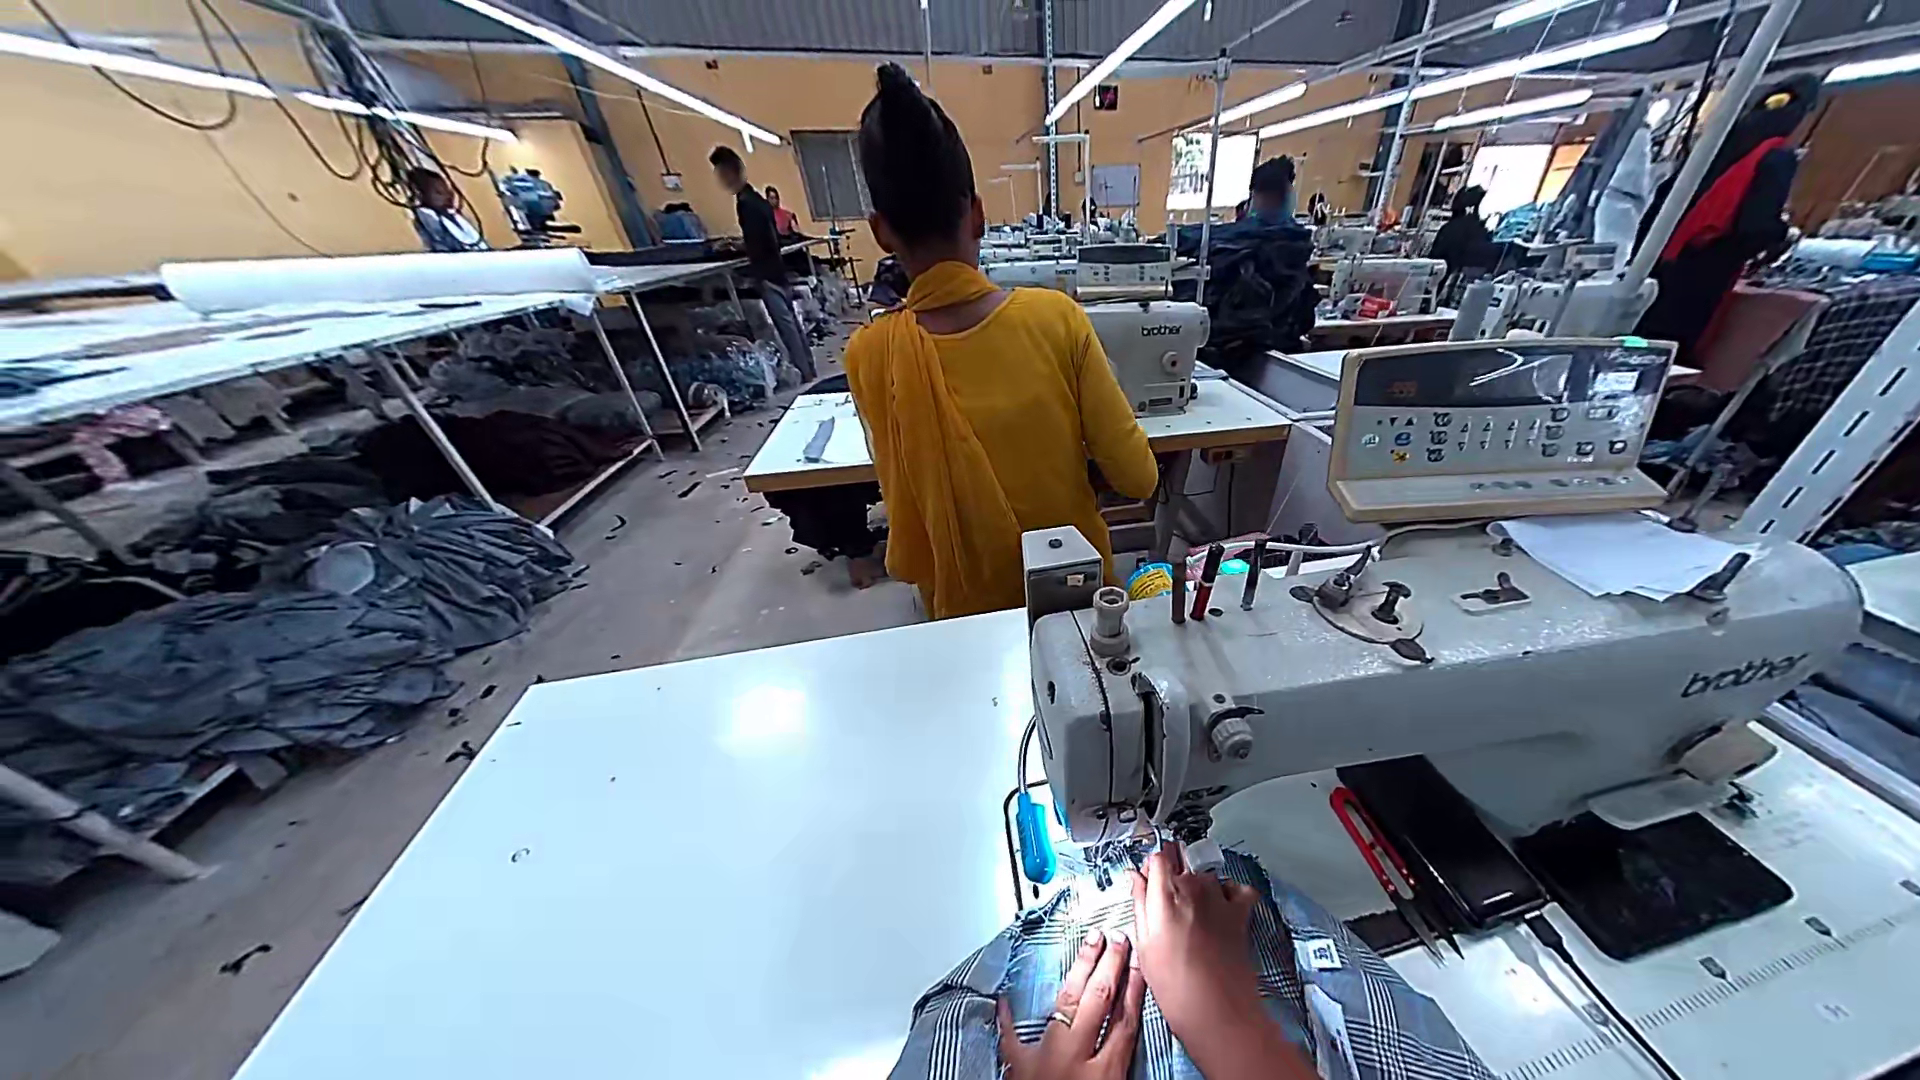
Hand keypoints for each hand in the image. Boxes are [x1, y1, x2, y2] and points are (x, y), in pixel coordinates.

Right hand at [997, 928, 1144, 1079]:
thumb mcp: (1016, 1069)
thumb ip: (1009, 1033)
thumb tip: (1001, 1003)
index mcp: (1057, 1045)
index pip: (1073, 992)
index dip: (1085, 961)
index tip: (1094, 937)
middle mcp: (1085, 1054)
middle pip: (1102, 998)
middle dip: (1112, 964)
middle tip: (1120, 937)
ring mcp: (1109, 1069)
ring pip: (1125, 1019)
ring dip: (1133, 986)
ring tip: (1138, 960)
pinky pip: (1133, 1042)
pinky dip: (1137, 1017)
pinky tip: (1142, 1002)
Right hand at [1127, 843, 1264, 1042]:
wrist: (1219, 1014)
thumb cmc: (1178, 987)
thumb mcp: (1144, 944)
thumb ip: (1140, 902)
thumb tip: (1135, 878)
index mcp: (1164, 893)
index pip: (1157, 855)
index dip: (1151, 865)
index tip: (1149, 877)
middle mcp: (1192, 887)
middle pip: (1180, 860)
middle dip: (1172, 873)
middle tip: (1168, 900)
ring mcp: (1218, 898)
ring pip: (1204, 873)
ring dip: (1198, 883)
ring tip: (1193, 910)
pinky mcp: (1239, 912)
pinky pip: (1237, 888)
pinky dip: (1231, 891)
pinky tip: (1223, 904)